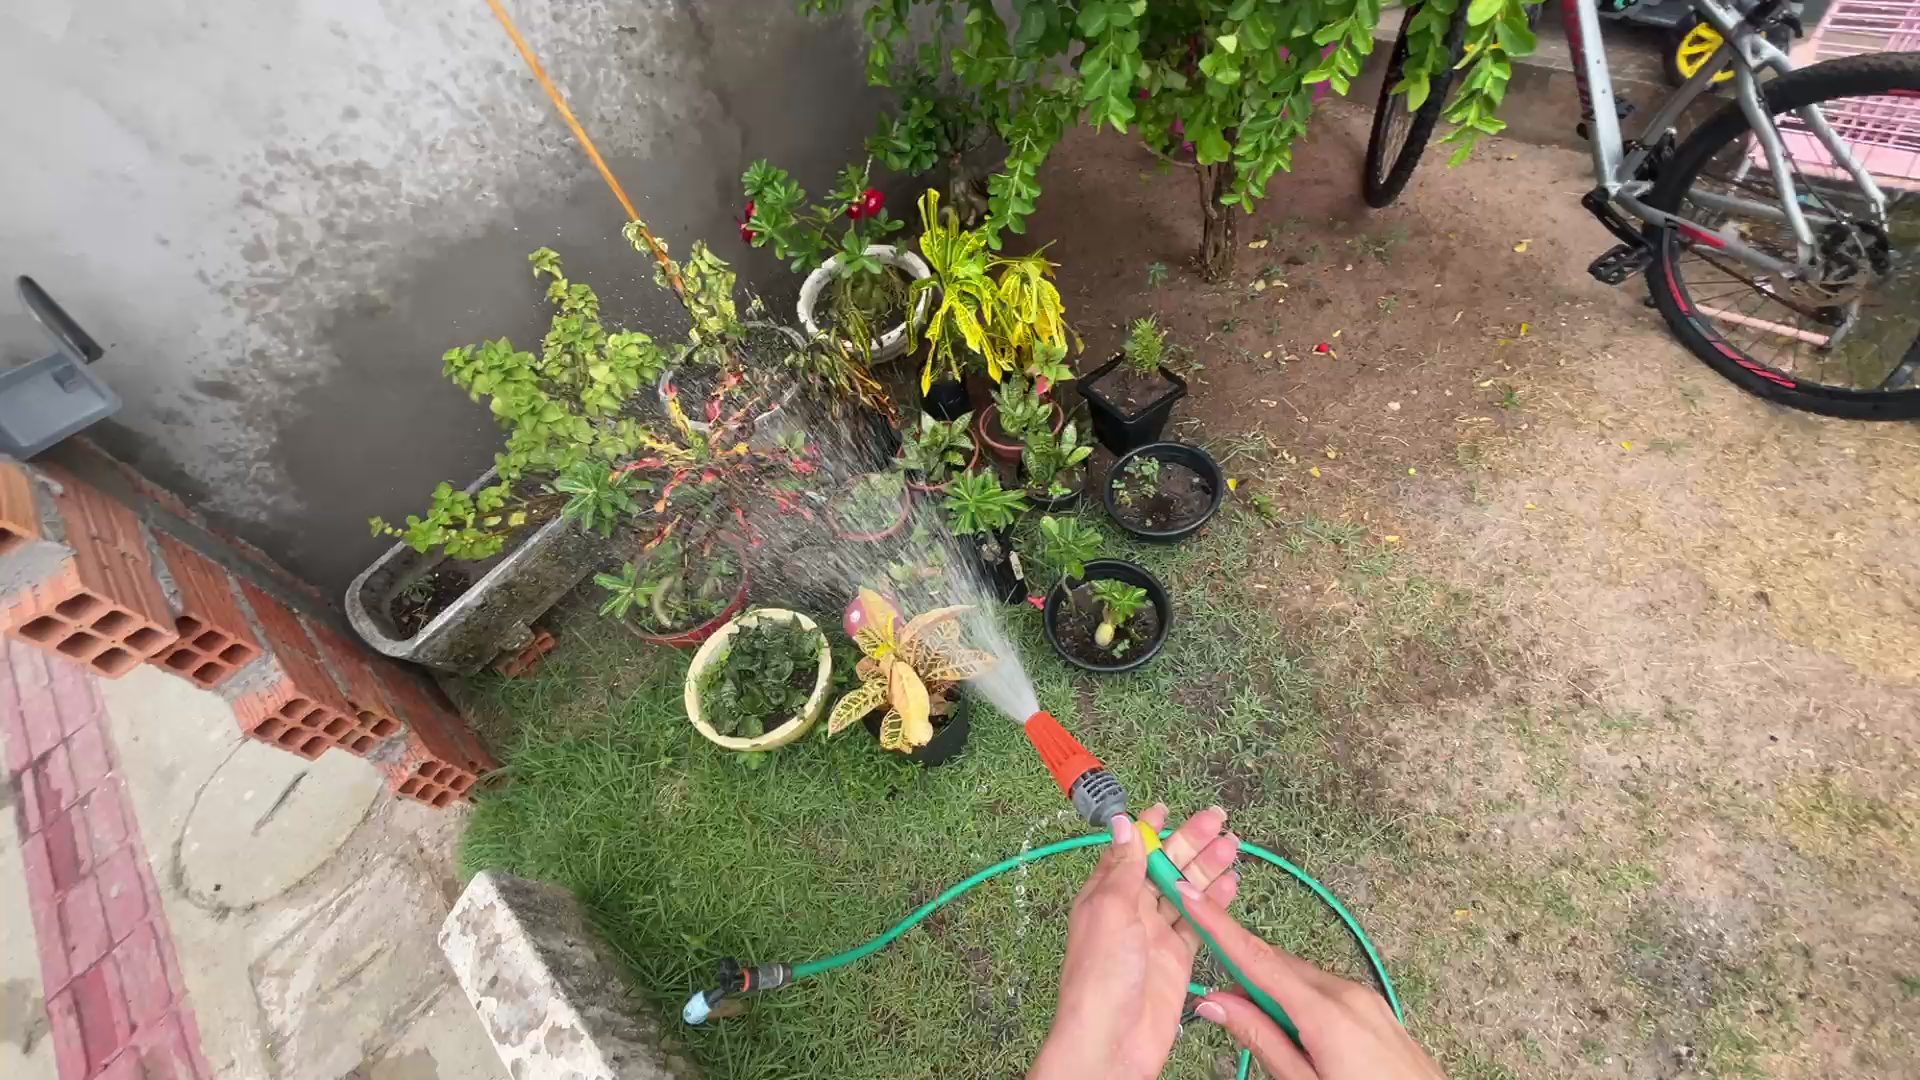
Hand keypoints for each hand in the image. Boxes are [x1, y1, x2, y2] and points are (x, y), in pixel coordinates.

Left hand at [1029, 805, 1241, 1079]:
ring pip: (1185, 890)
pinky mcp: (1176, 957)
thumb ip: (1124, 867)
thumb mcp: (1110, 910)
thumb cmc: (1100, 974)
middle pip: (1164, 864)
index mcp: (1107, 891)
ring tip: (1232, 844)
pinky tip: (1230, 883)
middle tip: (1217, 819)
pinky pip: (1198, 922)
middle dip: (1190, 841)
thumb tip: (1123, 823)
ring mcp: (1155, 932)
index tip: (1166, 809)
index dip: (1149, 828)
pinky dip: (1214, 903)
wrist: (1112, 1040)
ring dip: (1207, 867)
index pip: (1131, 849)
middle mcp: (1131, 907)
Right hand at [1176, 880, 1443, 1079]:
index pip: (1256, 956)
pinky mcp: (1375, 1010)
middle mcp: (1346, 992)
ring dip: (1271, 992)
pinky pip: (1321, 991)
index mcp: (1326, 1013)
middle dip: (1241, 972)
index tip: (1186, 890)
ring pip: (1297, 979)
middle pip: (1274, 965)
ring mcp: (1365, 999)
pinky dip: (1297, 1001)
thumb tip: (1214, 1001)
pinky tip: (1298, 1036)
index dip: (1216, 923)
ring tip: (1268, 1037)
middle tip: (1218, 1001)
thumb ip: (1261, 1041)